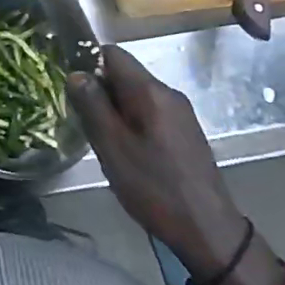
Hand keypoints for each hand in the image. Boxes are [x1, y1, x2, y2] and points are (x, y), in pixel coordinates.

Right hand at [67, 46, 250, 280]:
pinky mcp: (186, 132)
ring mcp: (181, 112)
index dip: (88, 65)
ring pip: (137, 95)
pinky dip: (134, 123)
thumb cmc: (154, 187)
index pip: (112, 53)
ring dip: (117, 110)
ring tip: (106, 143)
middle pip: (125, 74)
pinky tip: (130, 154)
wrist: (208, 231)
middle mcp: (168, 92)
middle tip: (88, 124)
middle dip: (101, 92)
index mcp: (150, 90)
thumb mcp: (112, 146)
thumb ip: (92, 105)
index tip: (76, 94)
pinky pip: (151, 113)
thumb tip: (76, 74)